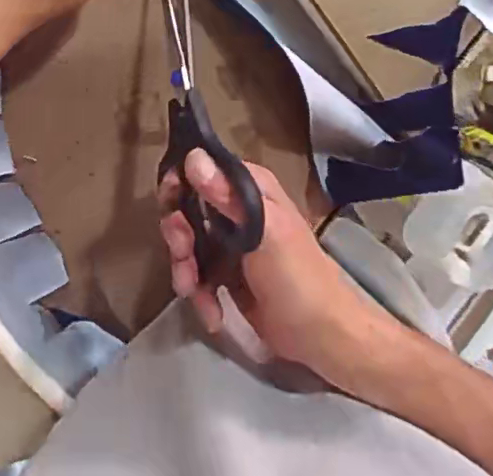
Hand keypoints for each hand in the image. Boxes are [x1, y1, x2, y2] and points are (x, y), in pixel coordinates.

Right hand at [159, 149, 400, 382]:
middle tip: (183, 254)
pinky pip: (198, 273)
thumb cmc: (297, 275)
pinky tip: (213, 313)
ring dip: (185, 267)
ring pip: (188, 242)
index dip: (179, 182)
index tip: (170, 204)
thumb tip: (193, 156)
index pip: (202, 168)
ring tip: (194, 291)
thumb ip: (228, 196)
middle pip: (188, 206)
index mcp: (249, 187)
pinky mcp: (228, 274)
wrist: (322, 337)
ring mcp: (231, 242)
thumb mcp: (264, 230)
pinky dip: (200, 294)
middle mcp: (237, 208)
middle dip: (179, 233)